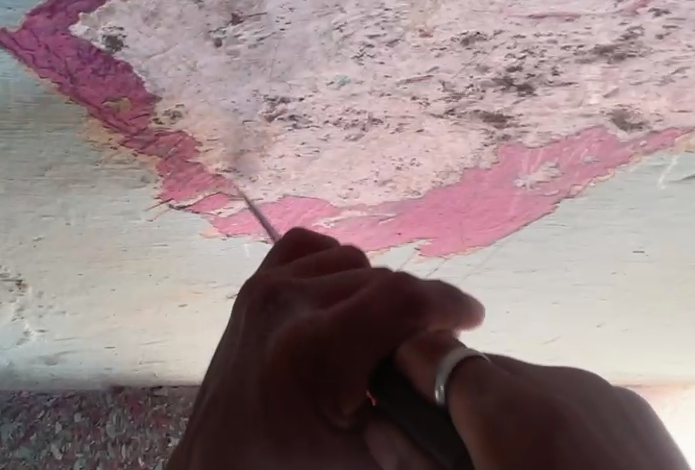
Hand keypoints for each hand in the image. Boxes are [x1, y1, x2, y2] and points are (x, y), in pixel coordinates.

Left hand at [167, 228, 484, 469]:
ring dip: (377, 290)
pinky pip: (313, 246)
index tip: (472, 318)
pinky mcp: (255, 279)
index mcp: (316, 350)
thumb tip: (462, 374)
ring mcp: (266, 285)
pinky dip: (338, 265)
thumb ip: (414, 413)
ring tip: (383, 330)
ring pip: (353, 260)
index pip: (400, 299)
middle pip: (382, 280)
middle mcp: (288, 303)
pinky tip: (344, 299)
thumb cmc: (296, 460)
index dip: (447, 302)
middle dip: (415, 308)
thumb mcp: (367, 452)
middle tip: (429, 342)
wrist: (221, 455)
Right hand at [365, 331, 688, 469]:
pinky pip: (571, 398)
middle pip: (477, 369)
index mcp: (508, 409)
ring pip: (526, 383)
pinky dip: (556, 424)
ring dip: (511, 415)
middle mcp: (553, 380)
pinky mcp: (635, 408)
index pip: (426, 350)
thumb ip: (416, 465)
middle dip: (461, 404)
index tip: (399, 408)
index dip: (406, 375)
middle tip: (470, 461)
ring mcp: (601, 389)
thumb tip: (376, 424)